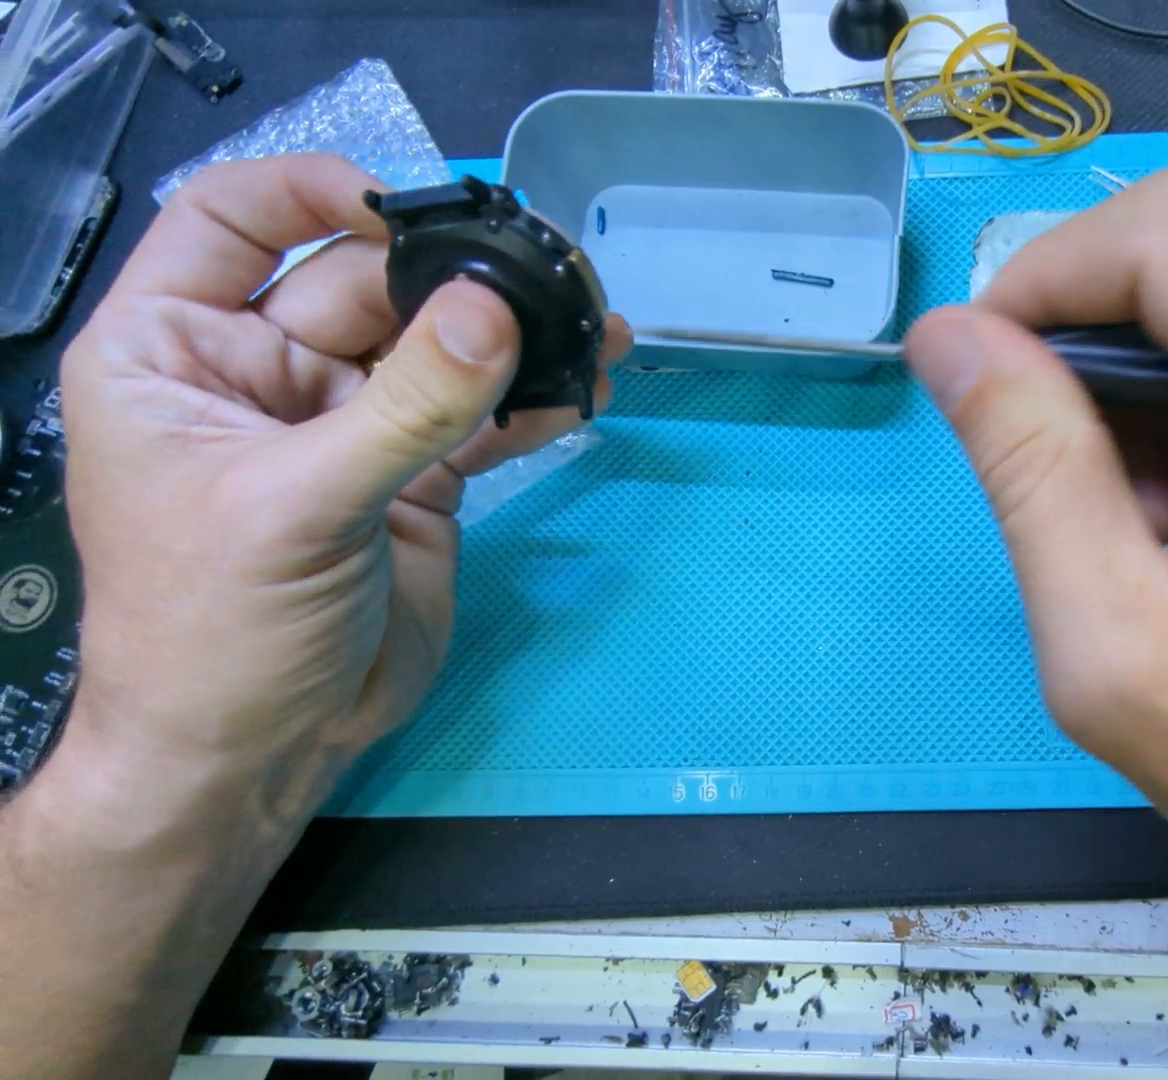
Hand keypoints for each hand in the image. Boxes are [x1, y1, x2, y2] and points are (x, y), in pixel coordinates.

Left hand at [60, 154, 629, 815]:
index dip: (318, 196)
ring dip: (521, 342)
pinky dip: (536, 406)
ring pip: (448, 356)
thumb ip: (407, 406)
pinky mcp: (426, 476)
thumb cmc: (223, 621)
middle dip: (464, 280)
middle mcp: (276, 375)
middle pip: (376, 290)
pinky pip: (486, 421)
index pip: (236, 223)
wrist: (275, 740)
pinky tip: (587, 394)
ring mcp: (362, 427)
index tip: (417, 208)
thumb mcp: (303, 503)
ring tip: (600, 326)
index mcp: (184, 352)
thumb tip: (495, 311)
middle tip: (558, 276)